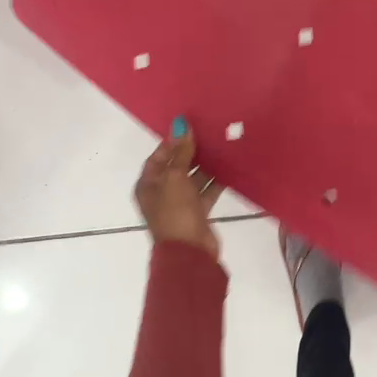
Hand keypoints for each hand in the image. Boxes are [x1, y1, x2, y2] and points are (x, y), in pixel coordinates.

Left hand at [135, 118, 224, 258]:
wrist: (189, 252)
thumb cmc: (175, 212)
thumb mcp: (175, 178)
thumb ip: (181, 152)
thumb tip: (180, 123)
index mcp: (147, 185)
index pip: (157, 157)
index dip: (171, 143)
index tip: (189, 129)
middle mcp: (161, 194)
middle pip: (176, 167)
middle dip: (191, 153)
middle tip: (209, 135)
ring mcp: (179, 204)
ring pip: (193, 179)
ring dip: (205, 166)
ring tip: (221, 148)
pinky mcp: (197, 213)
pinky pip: (206, 192)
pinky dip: (215, 182)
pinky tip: (229, 169)